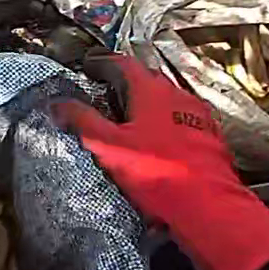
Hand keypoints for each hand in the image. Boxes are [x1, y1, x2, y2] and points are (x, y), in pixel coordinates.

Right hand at [56, 55, 268, 269]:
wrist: (209, 206)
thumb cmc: (156, 172)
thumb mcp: (108, 147)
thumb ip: (82, 121)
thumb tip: (59, 103)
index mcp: (151, 91)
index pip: (123, 64)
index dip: (102, 63)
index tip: (88, 67)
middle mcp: (177, 95)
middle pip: (146, 79)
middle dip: (123, 82)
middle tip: (102, 92)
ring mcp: (196, 115)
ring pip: (165, 99)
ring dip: (145, 102)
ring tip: (126, 116)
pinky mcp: (209, 137)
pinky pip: (180, 118)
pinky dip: (163, 120)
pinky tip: (154, 138)